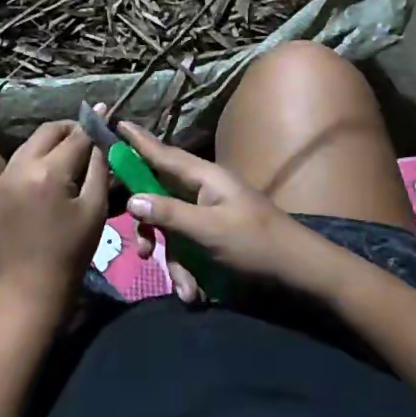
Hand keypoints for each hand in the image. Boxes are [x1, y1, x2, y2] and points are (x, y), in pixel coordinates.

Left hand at [0, 120, 107, 314]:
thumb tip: (102, 136)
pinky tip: (50, 176)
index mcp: (48, 172)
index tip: (107, 114)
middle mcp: (20, 167)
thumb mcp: (95, 208)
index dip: (94, 125)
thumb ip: (99, 167)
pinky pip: (19, 162)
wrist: (31, 285)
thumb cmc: (72, 250)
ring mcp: (3, 177)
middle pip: (48, 131)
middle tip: (89, 139)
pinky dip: (36, 159)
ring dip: (52, 143)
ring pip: (31, 144)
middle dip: (70, 130)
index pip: (76, 135)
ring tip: (72, 156)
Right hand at [117, 122, 305, 292]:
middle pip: (158, 198)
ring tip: (184, 287)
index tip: (114, 124)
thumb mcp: (209, 230)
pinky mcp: (212, 236)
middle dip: (150, 230)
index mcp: (204, 178)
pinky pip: (186, 247)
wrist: (301, 273)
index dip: (137, 141)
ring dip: (173, 260)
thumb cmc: (256, 243)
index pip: (163, 154)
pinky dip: (187, 269)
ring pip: (171, 230)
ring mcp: (207, 214)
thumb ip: (169, 214)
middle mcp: (202, 191)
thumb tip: (131, 200)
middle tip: (141, 251)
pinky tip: (194, 292)